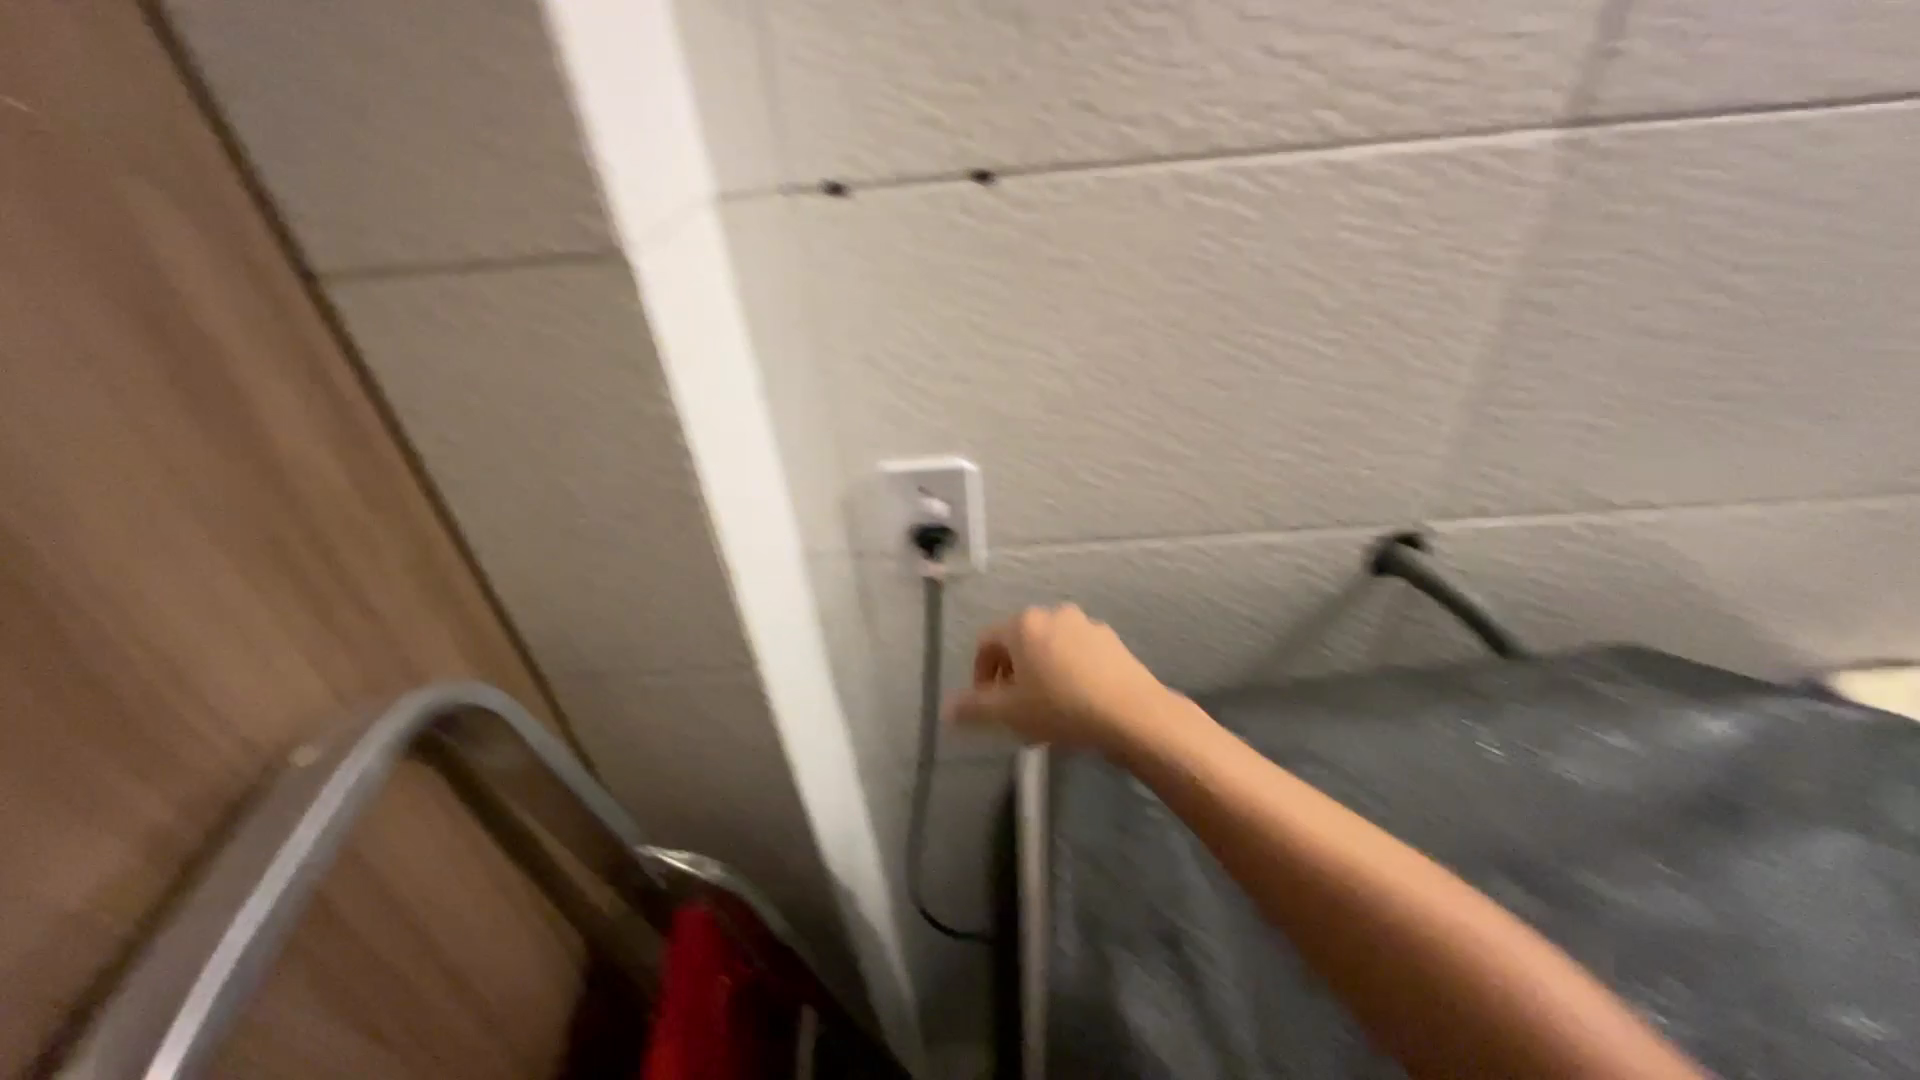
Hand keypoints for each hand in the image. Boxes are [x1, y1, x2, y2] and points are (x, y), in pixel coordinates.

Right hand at [946, 604, 1181, 750]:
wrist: (1131, 714)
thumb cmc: (1060, 708)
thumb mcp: (1009, 713)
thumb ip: (973, 708)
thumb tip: (946, 709)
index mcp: (1023, 624)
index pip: (986, 643)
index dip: (980, 675)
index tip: (988, 705)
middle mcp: (1054, 614)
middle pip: (1019, 644)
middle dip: (1012, 677)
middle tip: (1016, 711)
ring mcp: (1087, 625)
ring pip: (1050, 649)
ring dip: (1041, 676)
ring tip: (1047, 712)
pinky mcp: (1113, 642)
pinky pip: (1078, 655)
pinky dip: (1069, 674)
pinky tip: (1076, 706)